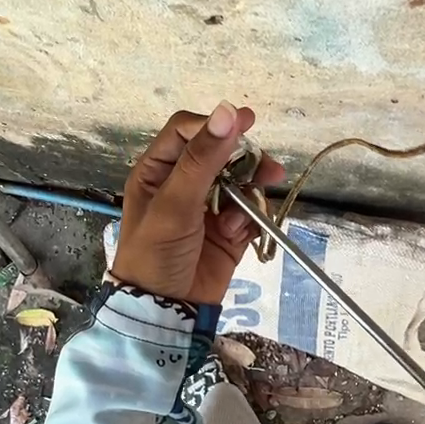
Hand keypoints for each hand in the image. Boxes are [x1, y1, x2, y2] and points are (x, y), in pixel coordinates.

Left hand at [111, 104, 284, 305]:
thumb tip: (229, 111)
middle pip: (222, 153)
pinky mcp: (229, 231)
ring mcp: (208, 207)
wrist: (165, 313)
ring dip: (249, 195)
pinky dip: (250, 220)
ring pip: (242, 182)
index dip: (215, 125)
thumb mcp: (175, 204)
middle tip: (268, 169)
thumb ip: (203, 159)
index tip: (247, 123)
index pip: (187, 132)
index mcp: (157, 171)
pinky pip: (250, 212)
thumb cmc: (156, 253)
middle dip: (245, 161)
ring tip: (248, 211)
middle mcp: (182, 184)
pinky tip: (238, 235)